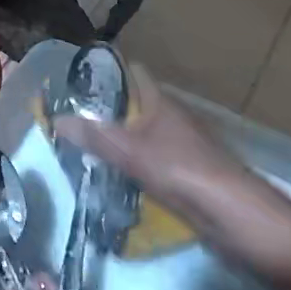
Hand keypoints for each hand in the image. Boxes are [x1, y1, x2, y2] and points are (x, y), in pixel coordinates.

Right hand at [53, 64, 253, 224]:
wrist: (232, 215)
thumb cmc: (182, 170)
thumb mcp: (131, 153)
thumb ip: (95, 137)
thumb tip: (58, 119)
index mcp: (162, 102)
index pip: (134, 75)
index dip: (108, 75)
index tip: (78, 84)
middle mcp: (173, 118)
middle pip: (136, 108)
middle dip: (108, 113)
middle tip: (73, 123)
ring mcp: (182, 146)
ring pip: (144, 136)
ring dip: (120, 143)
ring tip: (86, 152)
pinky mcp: (187, 174)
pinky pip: (153, 162)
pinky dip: (134, 167)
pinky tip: (116, 180)